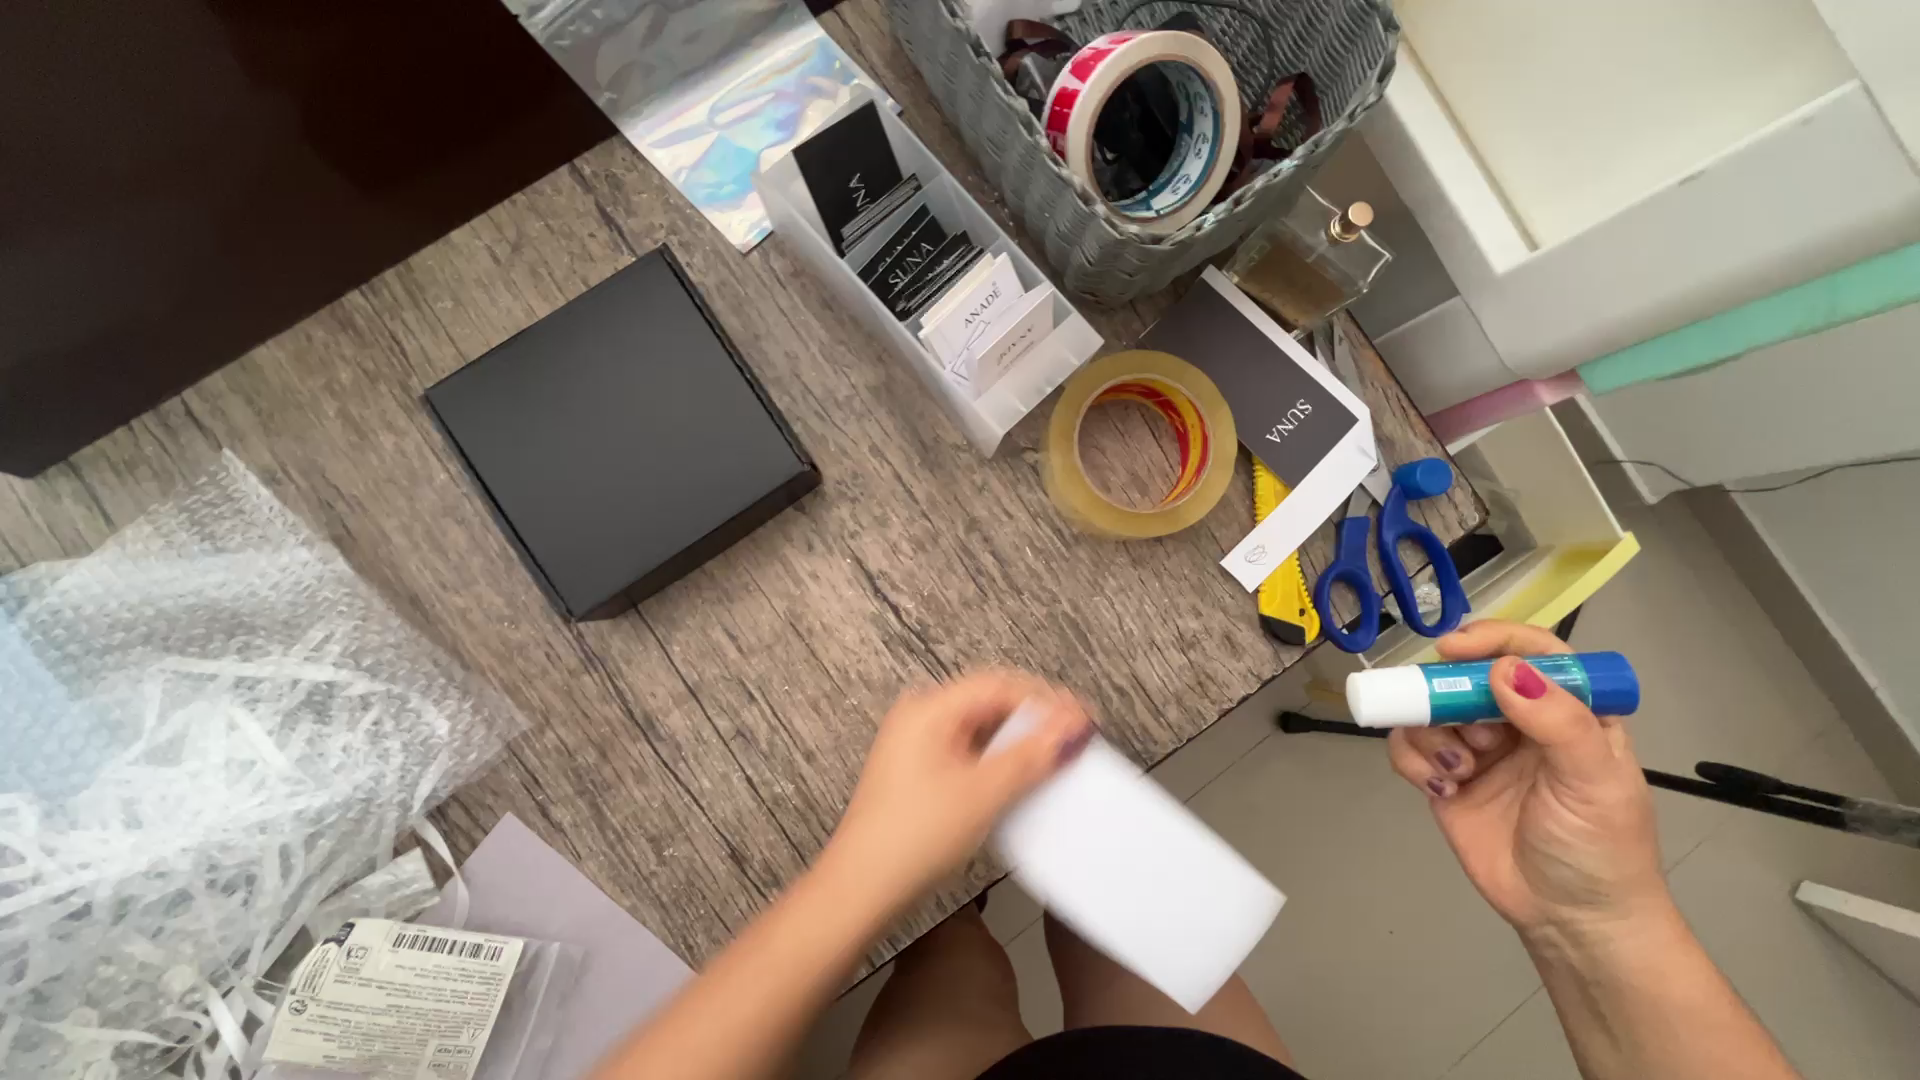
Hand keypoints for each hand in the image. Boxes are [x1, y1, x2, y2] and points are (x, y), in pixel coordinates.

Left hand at [825, 671, 1091, 911]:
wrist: (862, 889)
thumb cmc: (908, 840)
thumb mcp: (983, 793)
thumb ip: (1031, 756)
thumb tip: (1069, 728)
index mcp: (927, 710)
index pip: (999, 685)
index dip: (1045, 699)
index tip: (1081, 717)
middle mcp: (920, 719)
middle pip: (990, 703)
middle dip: (1034, 719)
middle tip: (1074, 737)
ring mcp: (918, 746)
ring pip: (981, 730)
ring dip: (1018, 742)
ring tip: (1054, 758)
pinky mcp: (921, 773)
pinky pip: (970, 752)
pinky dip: (999, 761)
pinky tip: (1021, 779)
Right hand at [1386, 621, 1670, 940]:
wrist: (1568, 919)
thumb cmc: (1599, 849)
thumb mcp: (1594, 784)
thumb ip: (1558, 722)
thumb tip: (1504, 670)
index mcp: (1568, 712)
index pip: (1533, 653)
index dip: (1495, 640)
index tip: (1455, 648)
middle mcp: (1517, 722)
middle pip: (1466, 676)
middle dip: (1449, 695)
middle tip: (1461, 730)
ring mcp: (1476, 748)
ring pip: (1428, 709)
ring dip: (1432, 735)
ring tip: (1457, 771)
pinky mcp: (1443, 775)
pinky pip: (1406, 745)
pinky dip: (1412, 761)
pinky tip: (1440, 789)